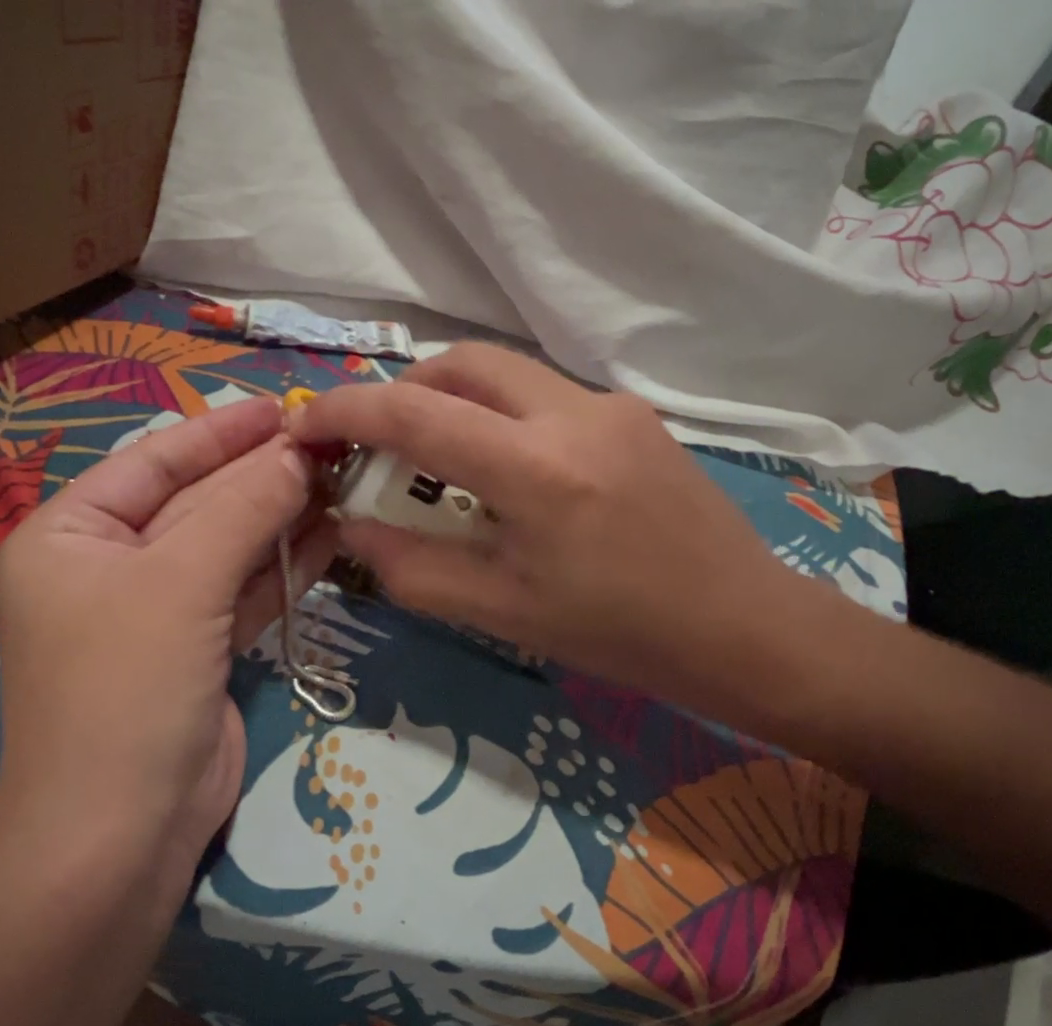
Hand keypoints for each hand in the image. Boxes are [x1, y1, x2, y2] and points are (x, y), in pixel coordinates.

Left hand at [0, 399, 335, 869]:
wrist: (119, 838)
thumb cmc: (125, 691)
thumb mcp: (180, 584)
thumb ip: (243, 508)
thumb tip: (300, 451)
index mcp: (71, 535)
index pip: (153, 461)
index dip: (220, 431)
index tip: (285, 406)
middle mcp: (107, 567)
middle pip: (196, 502)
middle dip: (262, 475)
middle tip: (334, 444)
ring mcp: (156, 614)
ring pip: (227, 548)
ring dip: (281, 518)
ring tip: (344, 482)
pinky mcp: (198, 654)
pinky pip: (244, 594)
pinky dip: (284, 568)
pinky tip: (331, 536)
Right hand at [291, 345, 815, 713]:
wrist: (745, 628)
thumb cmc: (621, 635)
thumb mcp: (503, 614)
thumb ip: (413, 569)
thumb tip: (352, 527)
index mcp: (536, 469)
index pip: (415, 414)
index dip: (348, 412)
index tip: (306, 425)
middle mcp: (573, 414)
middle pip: (461, 363)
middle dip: (403, 391)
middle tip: (379, 443)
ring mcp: (611, 406)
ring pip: (506, 374)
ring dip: (455, 401)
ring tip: (441, 462)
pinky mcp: (636, 415)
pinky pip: (546, 396)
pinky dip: (504, 417)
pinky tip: (512, 476)